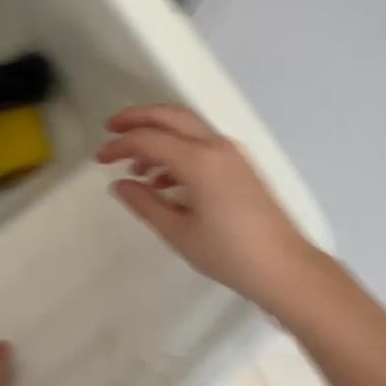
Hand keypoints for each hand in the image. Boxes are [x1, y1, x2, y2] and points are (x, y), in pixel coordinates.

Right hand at [98, 105, 318, 306]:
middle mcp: (216, 147)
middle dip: (138, 117)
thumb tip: (120, 185)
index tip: (99, 159)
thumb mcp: (179, 233)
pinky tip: (162, 180)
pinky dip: (177, 150)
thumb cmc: (230, 255)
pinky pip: (201, 144)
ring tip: (134, 164)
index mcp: (199, 161)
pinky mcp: (239, 166)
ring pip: (187, 128)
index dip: (120, 144)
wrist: (286, 269)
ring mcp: (231, 154)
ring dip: (158, 135)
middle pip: (170, 116)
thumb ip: (146, 204)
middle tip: (111, 128)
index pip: (150, 139)